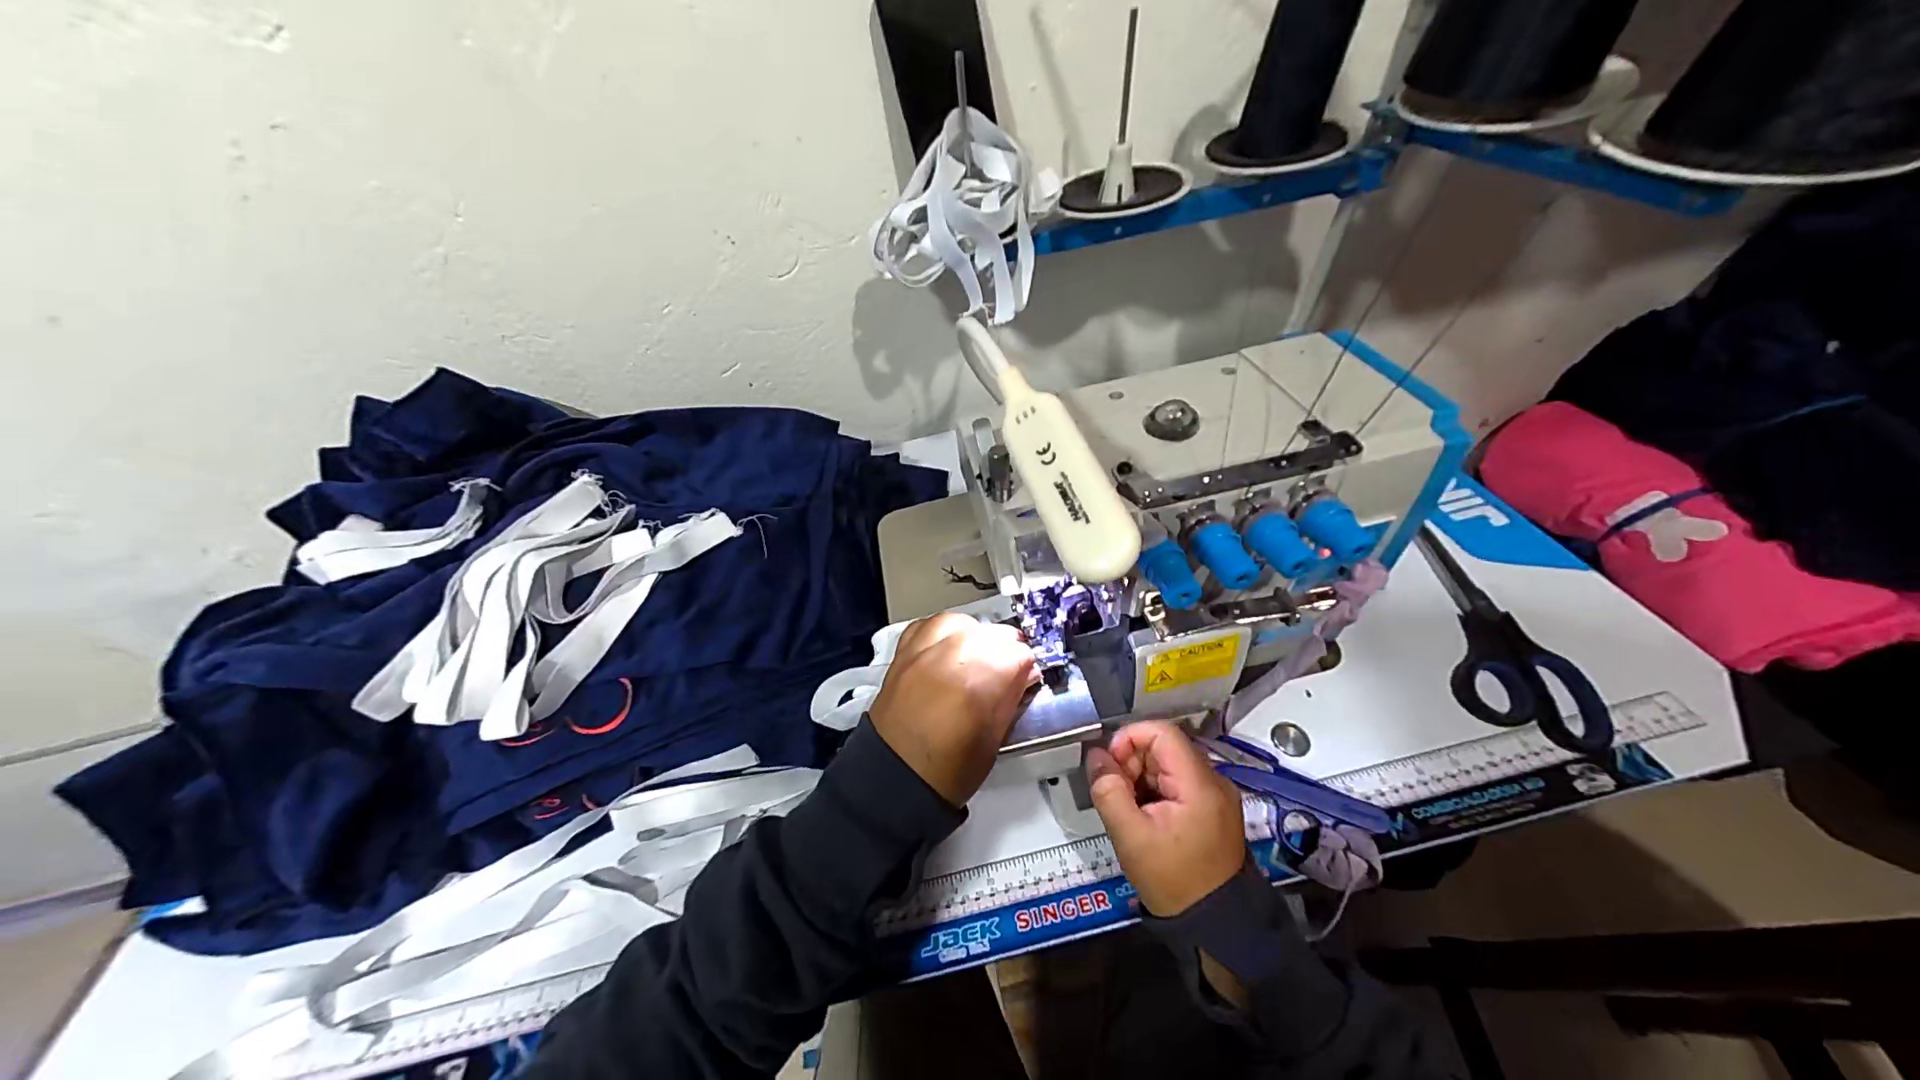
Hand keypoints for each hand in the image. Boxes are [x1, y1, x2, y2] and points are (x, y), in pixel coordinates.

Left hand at [867, 613, 1037, 806]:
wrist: (893, 778)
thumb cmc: (945, 771)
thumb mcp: (995, 738)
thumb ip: (1012, 696)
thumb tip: (1023, 674)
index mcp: (980, 677)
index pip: (1020, 653)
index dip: (1027, 669)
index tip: (1025, 680)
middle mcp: (951, 654)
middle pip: (994, 633)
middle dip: (1005, 652)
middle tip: (1005, 676)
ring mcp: (924, 650)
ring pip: (963, 623)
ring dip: (975, 638)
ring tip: (978, 661)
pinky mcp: (903, 653)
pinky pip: (929, 626)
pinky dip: (943, 635)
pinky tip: (949, 652)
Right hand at [1086, 722, 1245, 916]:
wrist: (1215, 923)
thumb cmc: (1172, 880)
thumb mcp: (1130, 837)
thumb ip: (1109, 791)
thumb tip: (1097, 756)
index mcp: (1199, 784)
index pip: (1162, 732)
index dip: (1129, 739)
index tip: (1110, 765)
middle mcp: (1213, 781)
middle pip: (1165, 747)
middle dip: (1132, 761)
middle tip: (1116, 792)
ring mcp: (1216, 796)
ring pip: (1169, 764)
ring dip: (1141, 777)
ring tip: (1129, 809)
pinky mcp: (1213, 810)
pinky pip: (1178, 783)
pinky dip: (1155, 791)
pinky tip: (1145, 817)